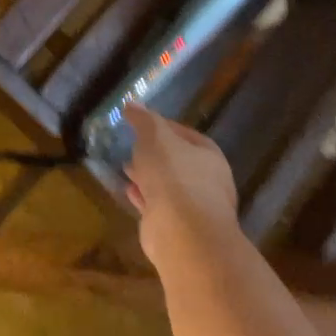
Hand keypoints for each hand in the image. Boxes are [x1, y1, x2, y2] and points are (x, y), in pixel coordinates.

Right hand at [122, 103, 239, 271]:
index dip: (165, 127)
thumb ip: (144, 120)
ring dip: (148, 176)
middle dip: (155, 154)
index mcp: (210, 158)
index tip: (140, 123)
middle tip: (131, 146)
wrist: (183, 231)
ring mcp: (195, 207)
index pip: (189, 136)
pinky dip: (144, 196)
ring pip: (168, 185)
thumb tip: (133, 104)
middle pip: (179, 162)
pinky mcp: (178, 226)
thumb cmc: (173, 176)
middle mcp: (209, 182)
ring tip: (126, 167)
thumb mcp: (154, 137)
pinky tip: (129, 190)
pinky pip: (158, 205)